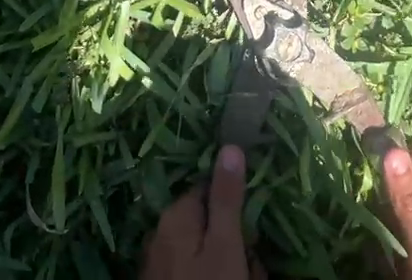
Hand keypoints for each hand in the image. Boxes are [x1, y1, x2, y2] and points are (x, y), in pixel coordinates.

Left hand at [142, 145, 265, 279]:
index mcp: (175, 215)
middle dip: (234, 240)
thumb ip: (226, 197)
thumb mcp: (225, 245)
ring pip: (204, 250)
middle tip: (251, 266)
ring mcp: (159, 262)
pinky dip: (213, 275)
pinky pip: (194, 270)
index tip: (252, 226)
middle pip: (208, 221)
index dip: (234, 204)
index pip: (209, 188)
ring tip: (245, 279)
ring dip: (228, 263)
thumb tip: (230, 146)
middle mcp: (161, 232)